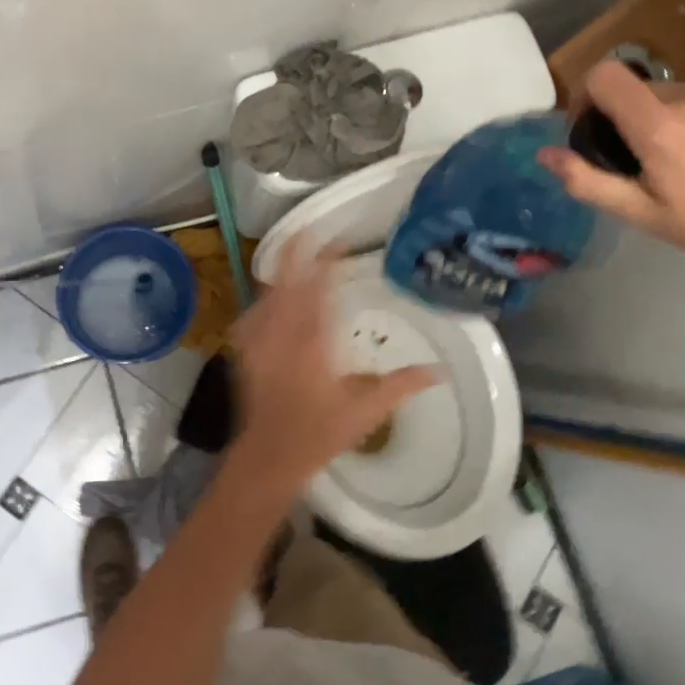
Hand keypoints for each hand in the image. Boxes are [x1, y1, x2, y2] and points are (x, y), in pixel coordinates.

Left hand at [228, 238, 436, 487]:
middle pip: (286, 281)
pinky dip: (262, 300)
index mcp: (314, 342)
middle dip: (295, 251)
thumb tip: (439, 370)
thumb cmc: (319, 433)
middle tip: (306, 228)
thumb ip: (401, 386)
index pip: (319, 289)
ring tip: (291, 250)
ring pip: (267, 294)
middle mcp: (283, 334)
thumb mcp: (366, 411)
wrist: (269, 456)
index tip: (336, 241)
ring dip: (279, 271)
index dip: (326, 260)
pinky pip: (251, 315)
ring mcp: (259, 341)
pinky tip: (268, 297)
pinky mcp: (245, 352)